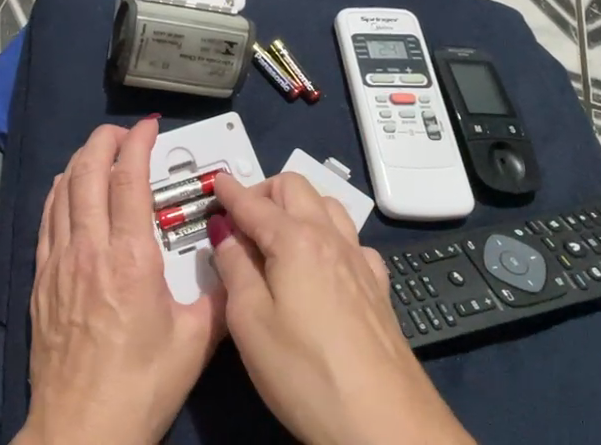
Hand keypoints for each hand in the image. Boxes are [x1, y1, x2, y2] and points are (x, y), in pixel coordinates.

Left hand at [18, 117, 220, 444]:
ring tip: (98, 150)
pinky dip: (58, 192)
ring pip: (62, 190)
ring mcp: (59, 261)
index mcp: (131, 256)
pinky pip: (46, 219)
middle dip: (104, 141)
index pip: (129, 179)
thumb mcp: (196, 342)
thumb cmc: (142, 385)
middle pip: (88, 172)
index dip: (137, 143)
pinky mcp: (41, 279)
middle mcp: (89, 247)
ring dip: (80, 161)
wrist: (82, 428)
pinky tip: (65, 187)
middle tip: (122, 131)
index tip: (148, 126)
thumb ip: (218, 294)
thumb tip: (236, 261)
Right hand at [210, 174, 475, 444]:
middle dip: (264, 191)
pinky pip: (351, 240)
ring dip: (298, 207)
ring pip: (328, 205)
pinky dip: (329, 235)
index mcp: (295, 239)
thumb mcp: (249, 322)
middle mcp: (330, 237)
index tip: (215, 181)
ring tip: (277, 236)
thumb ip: (233, 268)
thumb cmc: (305, 372)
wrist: (385, 423)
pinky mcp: (378, 287)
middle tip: (240, 219)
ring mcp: (360, 260)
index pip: (253, 203)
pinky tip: (321, 265)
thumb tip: (225, 230)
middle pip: (295, 187)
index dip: (230, 191)